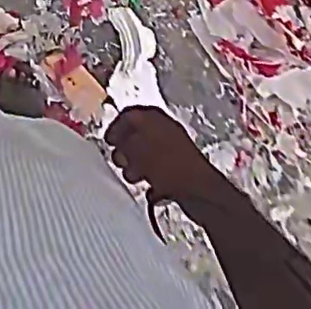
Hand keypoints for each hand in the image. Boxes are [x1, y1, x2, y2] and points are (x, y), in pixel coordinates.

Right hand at [106, 107, 239, 207]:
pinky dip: (151, 179)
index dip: (115, 127)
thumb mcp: (138, 150)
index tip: (108, 140)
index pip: (129, 115)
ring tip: (133, 177)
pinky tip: (149, 188)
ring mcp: (175, 152)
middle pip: (137, 135)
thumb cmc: (169, 166)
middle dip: (125, 149)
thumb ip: (124, 143)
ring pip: (147, 155)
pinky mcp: (181, 172)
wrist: (202, 194)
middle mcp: (166, 130)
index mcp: (155, 118)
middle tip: (119, 160)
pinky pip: (159, 171)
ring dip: (137, 166)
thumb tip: (119, 145)